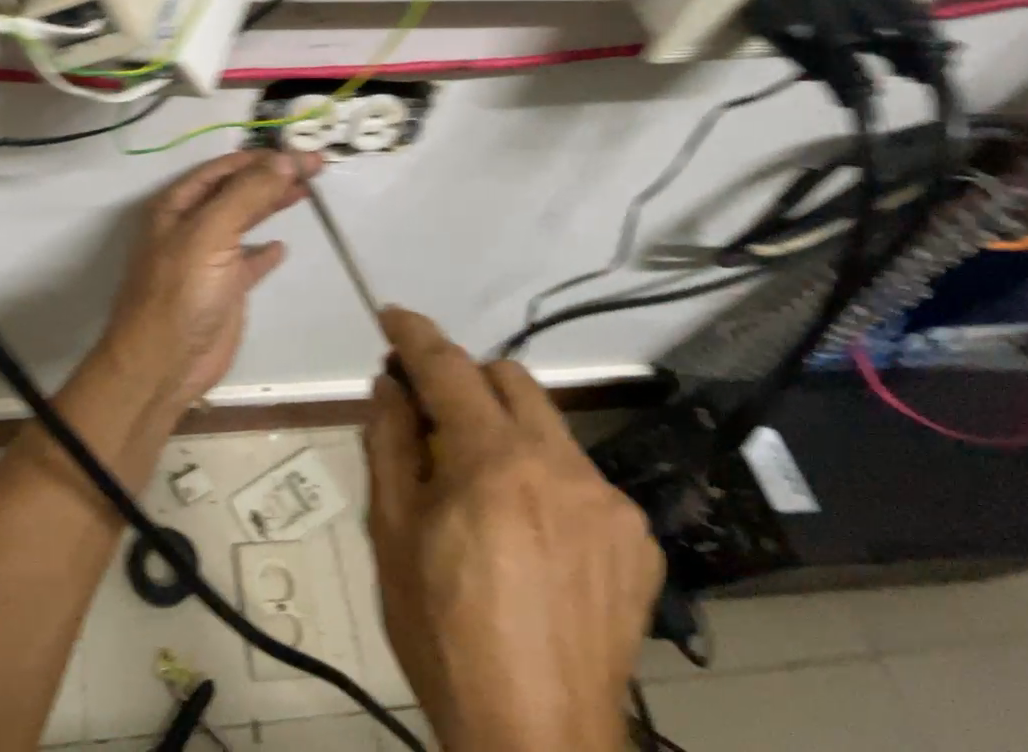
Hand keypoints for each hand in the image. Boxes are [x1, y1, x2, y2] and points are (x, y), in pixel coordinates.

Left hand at [98, 150, 321, 407]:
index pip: (222, 169)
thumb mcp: (210, 234)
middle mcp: (190, 227)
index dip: (261, 158)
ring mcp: (206, 259)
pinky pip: (248, 262)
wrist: (164, 364)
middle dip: (272, 176)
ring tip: (306, 193)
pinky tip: (282, 245)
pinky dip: (265, 252)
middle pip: (235, 191)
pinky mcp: (222, 290)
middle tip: (316, 167)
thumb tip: (285, 159)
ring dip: (271, 206)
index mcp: (177, 207)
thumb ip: (247, 195)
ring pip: (243, 222)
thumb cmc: (181, 293)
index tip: (303, 152)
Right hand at [366, 308, 663, 751]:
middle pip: (511, 380)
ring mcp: (610, 502)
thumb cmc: (442, 636)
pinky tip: (528, 537)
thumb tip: (389, 387)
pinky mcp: (637, 538)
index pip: (450, 369)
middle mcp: (561, 466)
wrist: (536, 733)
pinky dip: (545, 481)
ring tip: (480, 490)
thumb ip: (391, 447)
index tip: (393, 316)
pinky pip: (582, 479)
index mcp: (493, 463)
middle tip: (430, 415)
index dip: (416, 334)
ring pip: (550, 428)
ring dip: (506, 432)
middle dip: (466, 380)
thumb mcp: (393, 538)